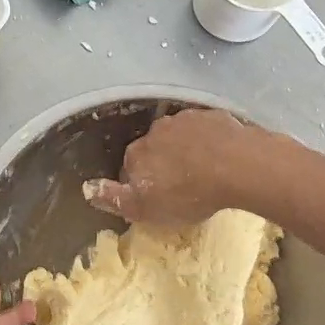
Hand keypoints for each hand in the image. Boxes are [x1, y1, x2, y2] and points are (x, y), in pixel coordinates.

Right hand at [85, 108, 274, 224]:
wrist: (237, 166)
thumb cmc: (187, 193)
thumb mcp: (145, 208)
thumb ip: (113, 197)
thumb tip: (87, 188)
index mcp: (136, 153)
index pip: (129, 167)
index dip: (141, 183)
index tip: (156, 197)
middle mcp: (156, 131)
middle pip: (154, 149)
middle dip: (163, 163)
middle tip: (181, 185)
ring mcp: (186, 120)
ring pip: (180, 136)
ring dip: (186, 150)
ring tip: (203, 171)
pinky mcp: (214, 115)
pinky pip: (206, 129)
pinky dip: (209, 141)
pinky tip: (221, 157)